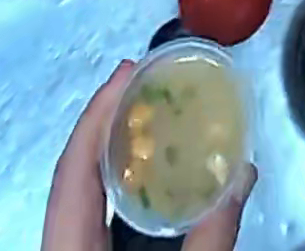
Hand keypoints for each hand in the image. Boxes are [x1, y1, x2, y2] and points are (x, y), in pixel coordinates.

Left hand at [43, 60, 256, 250]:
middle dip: (105, 120)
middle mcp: (59, 248)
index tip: (126, 71)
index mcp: (67, 249)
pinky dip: (116, 181)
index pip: (73, 168)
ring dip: (109, 147)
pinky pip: (92, 213)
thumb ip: (209, 240)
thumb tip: (244, 174)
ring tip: (143, 112)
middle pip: (73, 171)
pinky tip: (142, 172)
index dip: (97, 113)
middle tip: (141, 79)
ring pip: (80, 191)